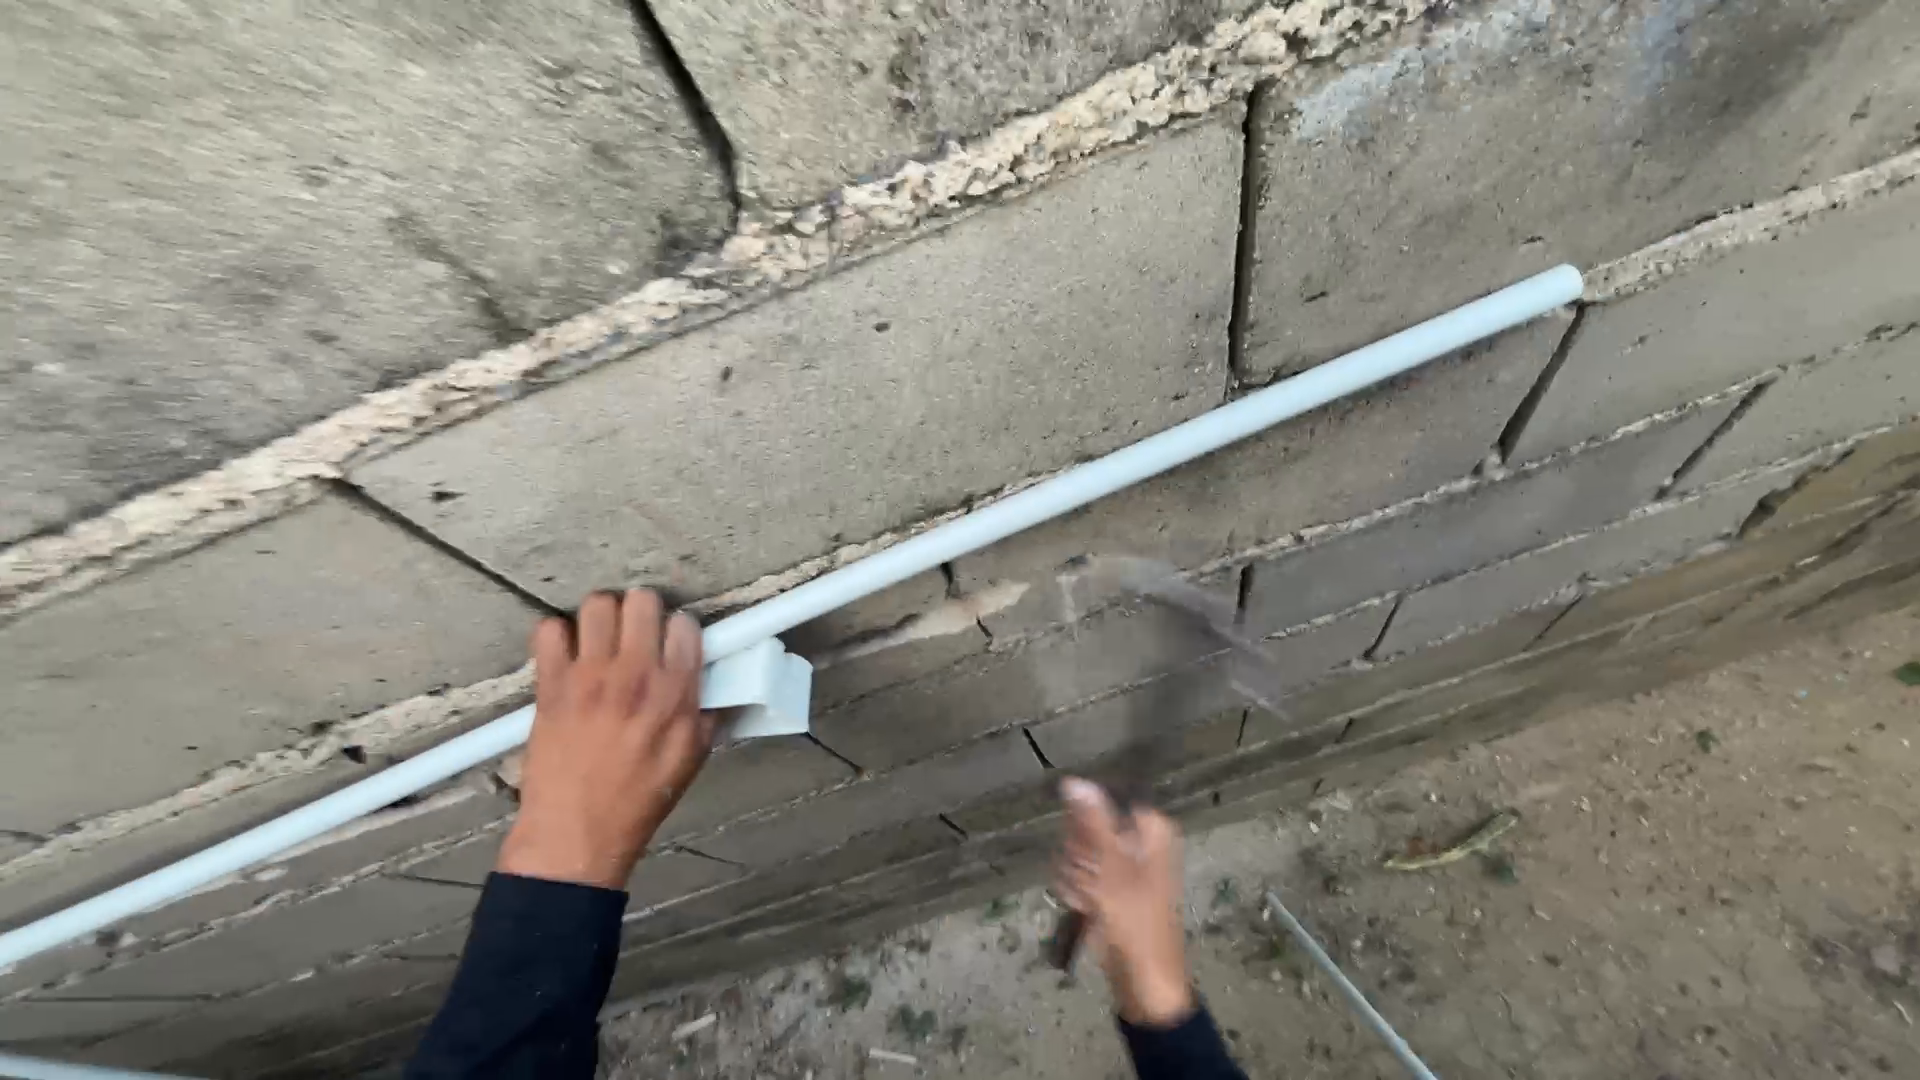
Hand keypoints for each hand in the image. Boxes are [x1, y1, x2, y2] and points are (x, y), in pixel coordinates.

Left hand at [496, 590, 714, 889]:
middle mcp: (635, 675)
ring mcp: (589, 677)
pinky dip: (557, 636)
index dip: (681, 628)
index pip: (685, 624)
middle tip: (638, 629)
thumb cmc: (640, 798)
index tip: (674, 640)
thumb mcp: (692, 757)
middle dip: (643, 608)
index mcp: (676, 692)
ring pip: (597, 605)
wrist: (577, 833)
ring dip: (603, 616)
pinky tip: (567, 654)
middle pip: (642, 601)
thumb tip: (717, 686)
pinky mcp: (551, 686)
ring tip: (602, 636)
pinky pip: (549, 632)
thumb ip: (707, 712)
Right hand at [1054, 778, 1194, 1026]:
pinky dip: (1076, 893)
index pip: (1102, 801)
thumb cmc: (1136, 925)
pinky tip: (1084, 909)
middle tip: (1090, 882)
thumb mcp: (1112, 870)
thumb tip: (1073, 780)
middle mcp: (1136, 841)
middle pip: (1086, 826)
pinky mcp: (1107, 887)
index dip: (1086, 824)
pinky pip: (1076, 875)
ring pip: (1075, 852)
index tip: (1085, 849)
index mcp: (1149, 829)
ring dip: (1075, 878)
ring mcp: (1121, 865)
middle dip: (1078, 856)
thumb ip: (1092, 823)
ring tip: (1089, 902)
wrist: (1144, 985)